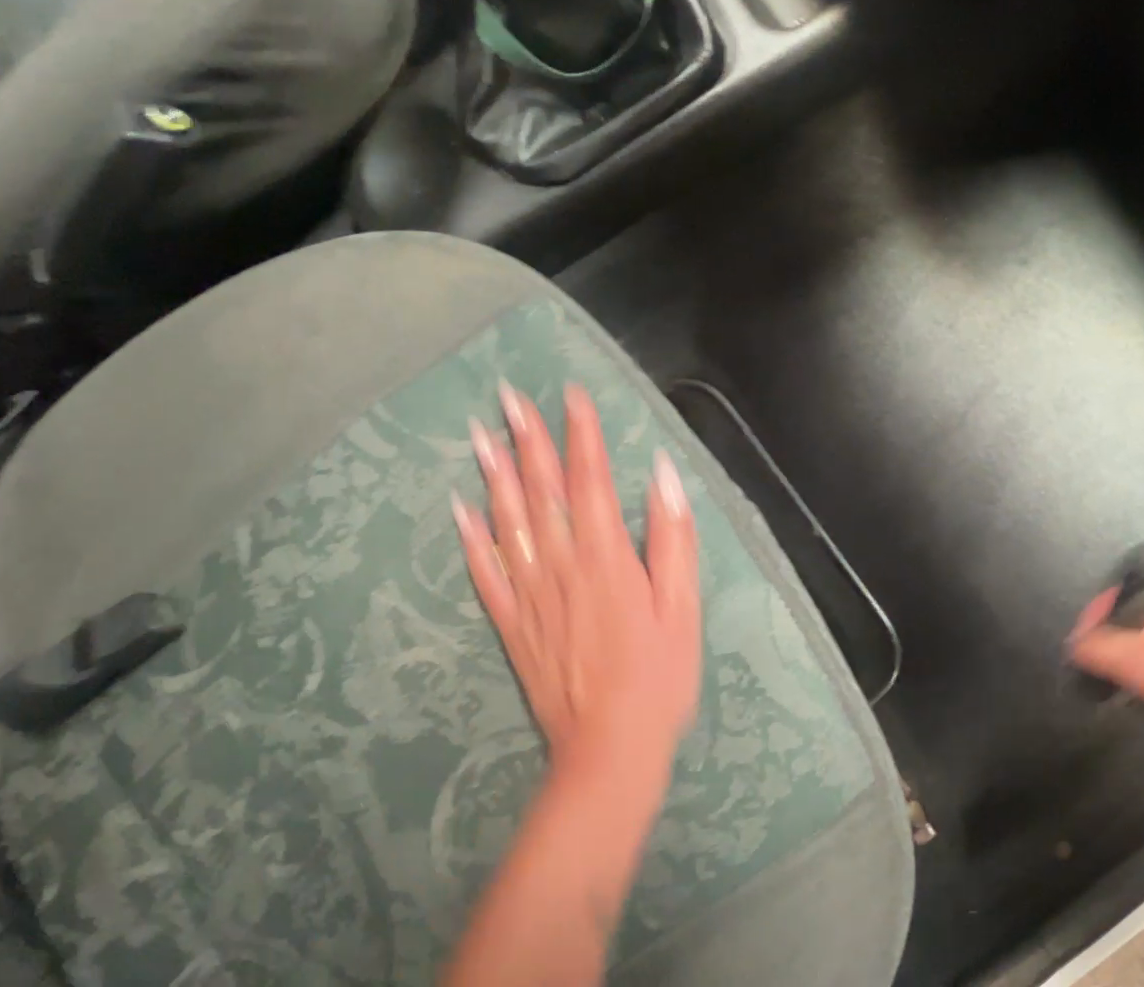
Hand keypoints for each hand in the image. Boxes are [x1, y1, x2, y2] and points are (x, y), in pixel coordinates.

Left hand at [452, 382, 701, 773]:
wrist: (609, 749)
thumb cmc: (659, 677)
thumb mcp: (683, 609)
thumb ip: (672, 540)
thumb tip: (663, 476)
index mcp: (607, 558)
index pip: (590, 481)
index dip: (580, 434)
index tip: (570, 394)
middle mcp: (561, 565)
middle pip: (541, 491)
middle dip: (528, 439)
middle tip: (509, 396)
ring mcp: (530, 595)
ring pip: (507, 523)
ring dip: (494, 475)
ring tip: (479, 434)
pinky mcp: (512, 624)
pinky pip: (485, 573)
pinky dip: (470, 538)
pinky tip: (459, 509)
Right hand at [1066, 588, 1143, 732]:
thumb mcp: (1127, 660)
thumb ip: (1093, 647)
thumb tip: (1072, 643)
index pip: (1113, 592)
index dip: (1090, 616)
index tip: (1080, 643)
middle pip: (1133, 606)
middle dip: (1111, 628)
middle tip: (1097, 652)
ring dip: (1132, 640)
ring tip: (1118, 664)